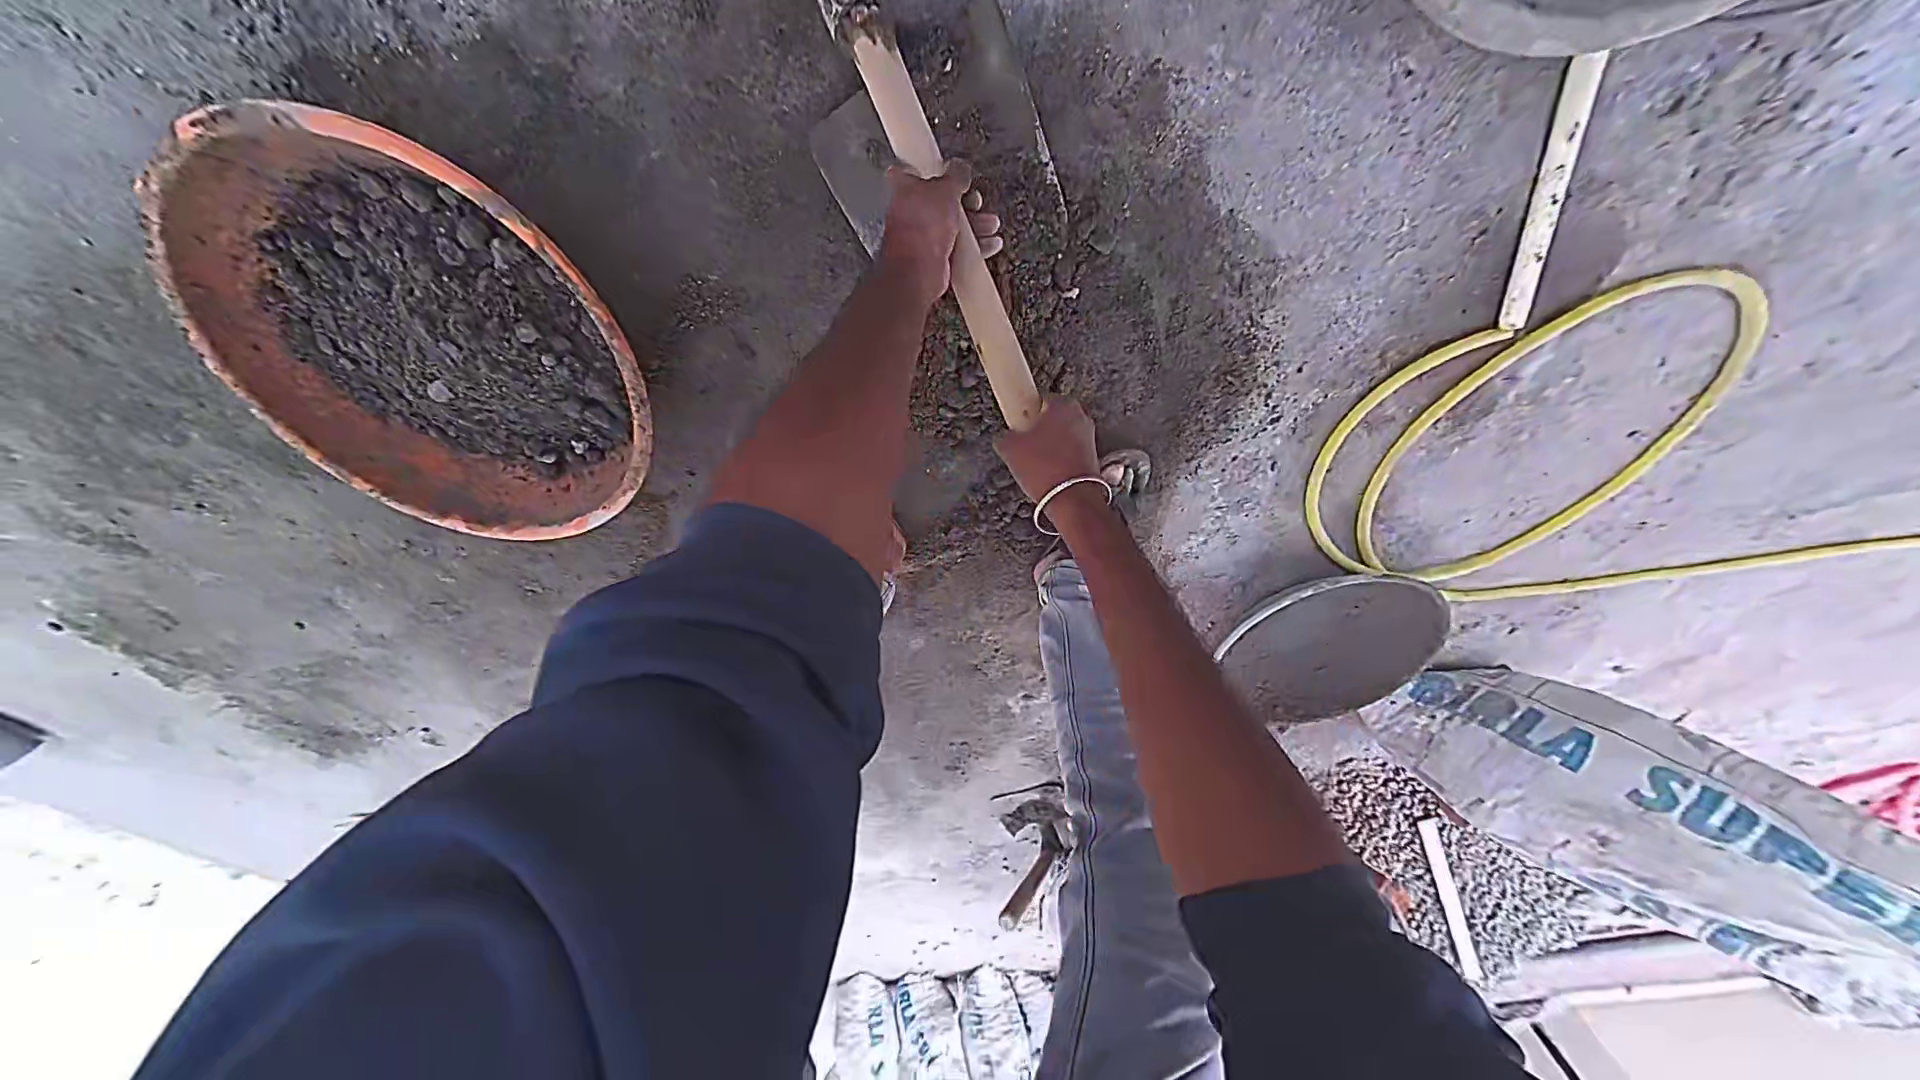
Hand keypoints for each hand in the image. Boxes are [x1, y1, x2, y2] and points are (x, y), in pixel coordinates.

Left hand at [876, 159, 1003, 303]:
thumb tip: (960, 167)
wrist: (919, 272)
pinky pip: (958, 249)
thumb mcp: (945, 190)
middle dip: (965, 202)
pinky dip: (974, 246)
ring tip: (990, 225)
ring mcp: (922, 238)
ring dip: (975, 225)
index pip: (917, 171)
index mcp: (904, 189)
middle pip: (943, 201)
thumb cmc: (922, 229)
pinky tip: (988, 243)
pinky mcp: (935, 259)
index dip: (937, 170)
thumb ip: (955, 176)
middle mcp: (910, 214)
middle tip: (975, 202)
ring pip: (953, 227)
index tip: (954, 172)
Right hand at [994, 396, 1099, 503]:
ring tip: (1035, 462)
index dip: (1025, 413)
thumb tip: (1004, 437)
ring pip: (1062, 435)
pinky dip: (1060, 459)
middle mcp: (1081, 415)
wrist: (1071, 498)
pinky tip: (1048, 472)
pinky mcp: (1093, 456)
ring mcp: (1089, 436)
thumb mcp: (1009, 448)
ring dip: (1049, 445)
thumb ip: (1004, 436)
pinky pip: (1070, 452)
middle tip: (1023, 445)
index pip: (1039, 398)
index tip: (1017, 425)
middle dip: (1038, 430)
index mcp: (1062, 404)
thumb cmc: (1044, 467)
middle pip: (1052, 418)